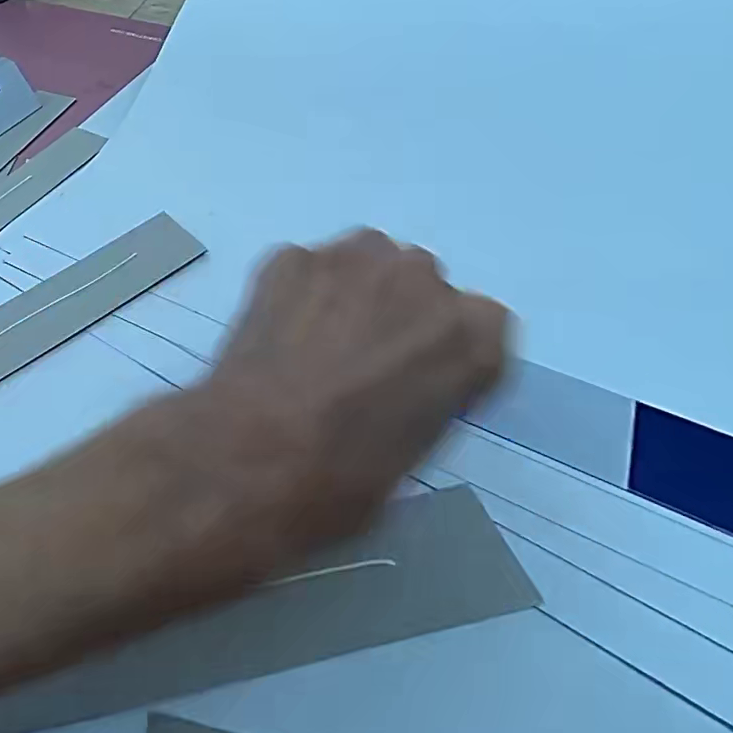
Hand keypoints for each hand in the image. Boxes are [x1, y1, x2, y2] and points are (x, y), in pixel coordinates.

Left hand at [191, 230, 511, 550]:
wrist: (255, 449)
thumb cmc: (344, 473)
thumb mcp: (417, 446)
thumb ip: (424, 392)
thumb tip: (395, 386)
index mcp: (470, 335)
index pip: (476, 322)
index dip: (439, 350)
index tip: (412, 375)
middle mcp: (420, 280)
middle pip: (418, 281)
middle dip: (393, 311)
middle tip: (354, 355)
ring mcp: (352, 260)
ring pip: (364, 259)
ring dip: (349, 287)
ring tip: (313, 336)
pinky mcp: (289, 259)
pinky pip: (303, 267)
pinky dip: (293, 289)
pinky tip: (274, 328)